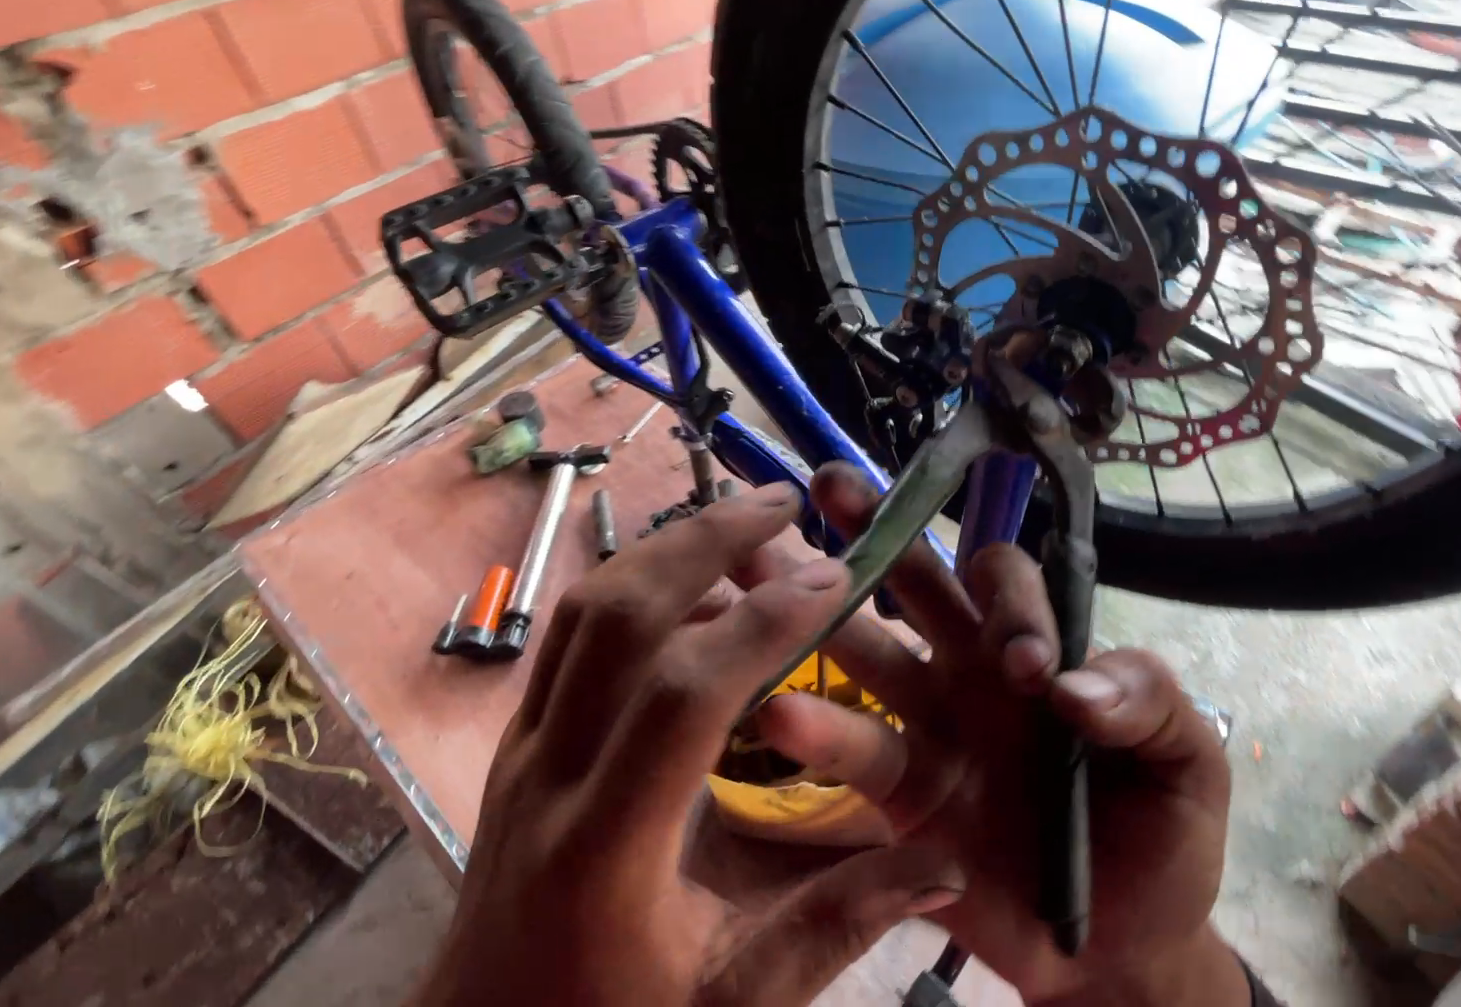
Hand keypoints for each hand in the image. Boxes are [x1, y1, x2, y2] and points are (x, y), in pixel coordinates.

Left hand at [412, 482, 965, 1006]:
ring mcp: (521, 747)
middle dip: (704, 542)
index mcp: (606, 845)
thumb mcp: (734, 1001)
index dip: (764, 625)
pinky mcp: (518, 739)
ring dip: (666, 548)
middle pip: (616, 616)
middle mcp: (550, 774)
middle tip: (781, 502)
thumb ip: (838, 925)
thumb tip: (942, 864)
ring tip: (741, 520)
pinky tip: (687, 580)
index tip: (834, 579)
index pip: (686, 696)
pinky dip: (635, 583)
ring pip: (584, 610)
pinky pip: (571, 633)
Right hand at [754, 463, 1245, 1006]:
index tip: (1023, 665)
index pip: (1002, 580)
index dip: (1005, 600)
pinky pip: (856, 755)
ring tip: (755, 574)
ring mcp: (929, 726)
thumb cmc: (1160, 837)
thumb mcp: (1188, 764)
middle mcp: (970, 669)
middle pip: (915, 583)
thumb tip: (1074, 684)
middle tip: (828, 484)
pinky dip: (817, 734)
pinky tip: (777, 714)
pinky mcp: (902, 795)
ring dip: (813, 615)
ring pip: (865, 654)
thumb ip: (1151, 703)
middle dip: (876, 529)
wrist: (1118, 947)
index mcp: (1035, 648)